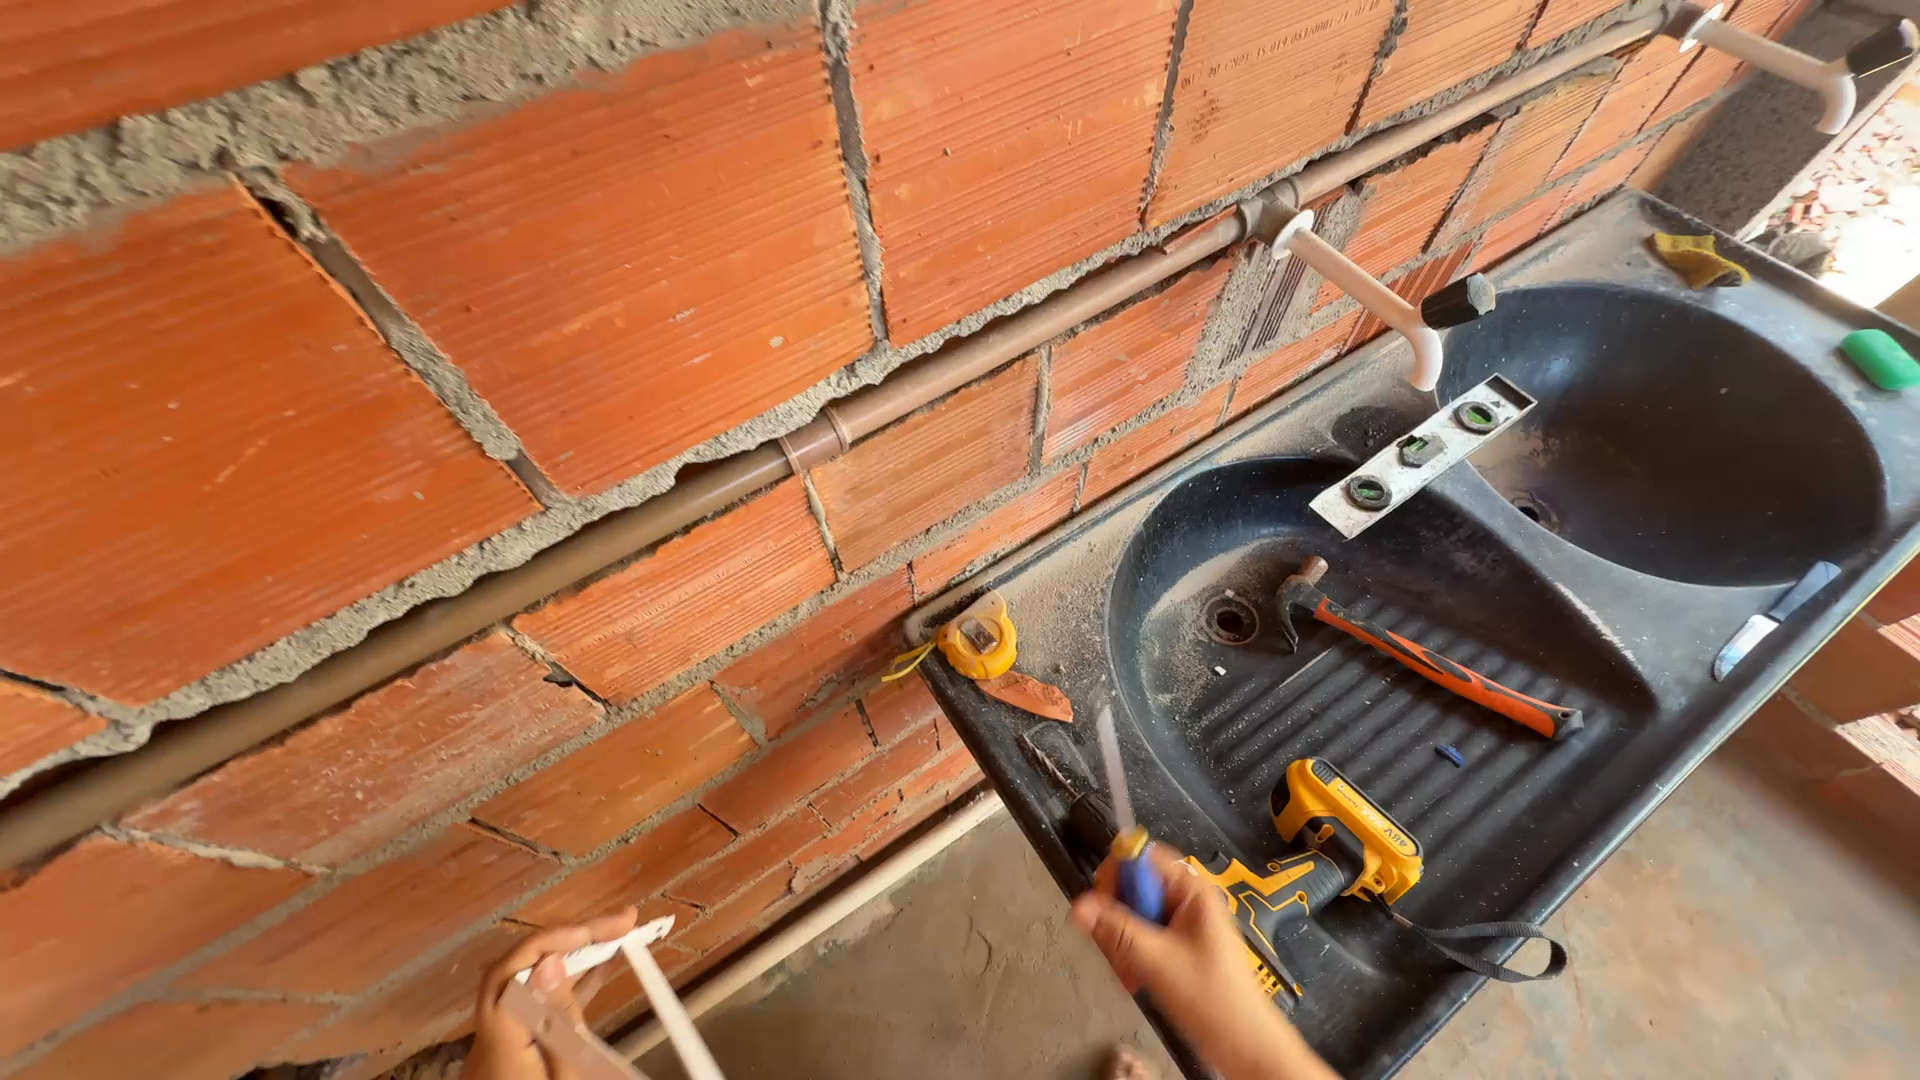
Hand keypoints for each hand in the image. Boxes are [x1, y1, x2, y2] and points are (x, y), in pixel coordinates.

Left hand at [463, 907, 639, 1079]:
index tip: (603, 930)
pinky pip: (539, 1008)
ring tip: (622, 933)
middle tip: (625, 922)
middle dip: (571, 938)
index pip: (513, 970)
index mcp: (500, 1047)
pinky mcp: (513, 1058)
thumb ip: (560, 1020)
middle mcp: (489, 1041)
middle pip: (519, 969)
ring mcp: (499, 1049)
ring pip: (531, 984)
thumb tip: (549, 963)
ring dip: (576, 956)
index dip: (556, 939)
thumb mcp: (567, 1077)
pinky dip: (572, 984)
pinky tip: (607, 968)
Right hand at [1070, 844, 1341, 1079]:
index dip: (1117, 873)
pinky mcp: (1179, 946)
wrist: (1248, 1050)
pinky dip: (1132, 955)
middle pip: (1134, 887)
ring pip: (1134, 914)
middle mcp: (1188, 899)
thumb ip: (1116, 931)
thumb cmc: (1212, 1001)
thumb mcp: (1158, 962)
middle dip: (1117, 918)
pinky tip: (1134, 980)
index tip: (1099, 904)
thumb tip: (1077, 907)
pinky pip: (1143, 936)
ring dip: (1122, 942)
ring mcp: (1184, 923)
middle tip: (1112, 950)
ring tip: (1126, 974)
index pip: (1143, 856)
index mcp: (1192, 890)